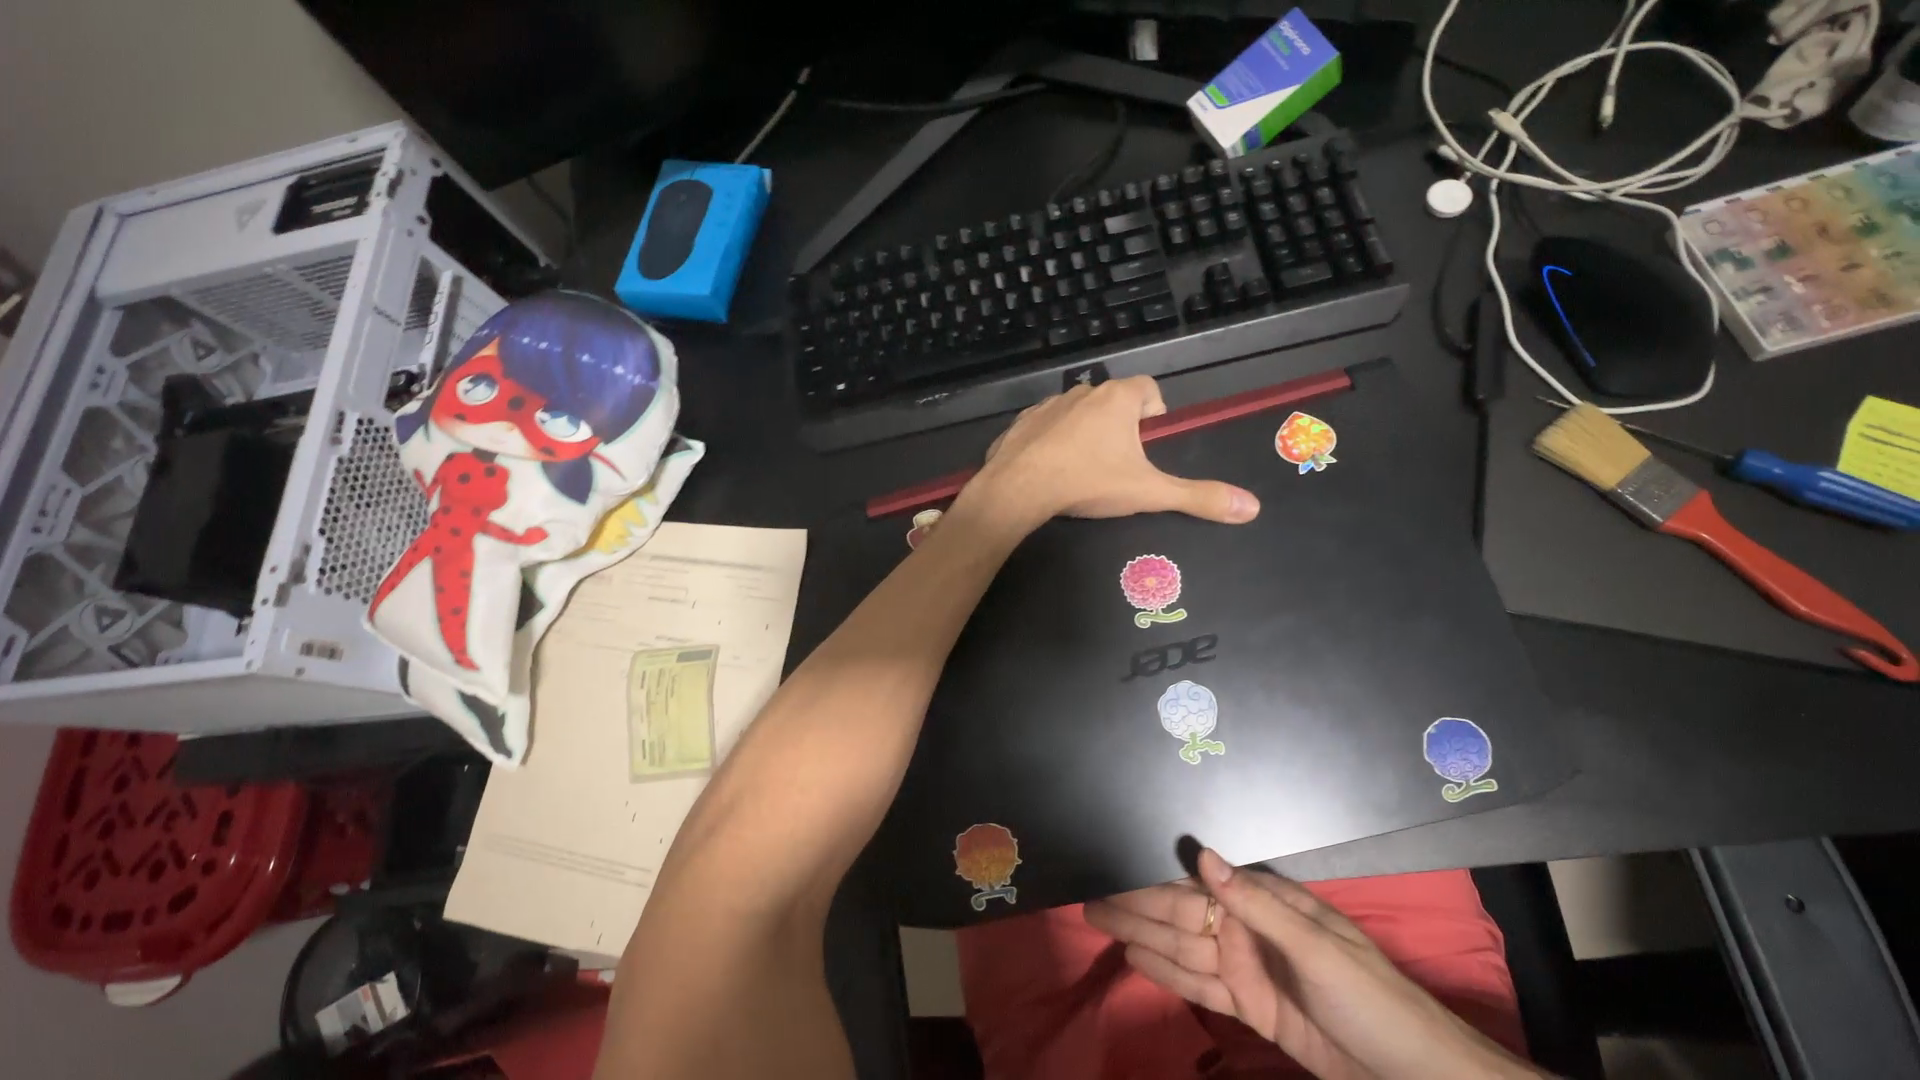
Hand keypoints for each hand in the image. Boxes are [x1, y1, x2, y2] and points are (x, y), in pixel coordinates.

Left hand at [958, 377, 1258, 532]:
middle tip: (1122, 465)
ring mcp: (1046, 406)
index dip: (1155, 413)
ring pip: (1076, 414)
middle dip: (1120, 428)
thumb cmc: (1088, 482)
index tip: (1152, 443)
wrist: (1017, 490)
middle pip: (1112, 402)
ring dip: (1084, 435)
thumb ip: (1199, 497)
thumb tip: (1252, 507)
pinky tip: (1051, 474)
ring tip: (1085, 472)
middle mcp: (1081, 392)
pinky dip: (1050, 445)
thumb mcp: (1150, 492)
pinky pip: (1043, 430)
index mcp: (1117, 398)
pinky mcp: (1019, 425)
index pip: (1148, 389)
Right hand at [1084, 850, 1547, 1079]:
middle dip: (1138, 908)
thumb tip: (1203, 853)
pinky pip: (1201, 985)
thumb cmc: (1374, 1001)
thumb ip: (1255, 905)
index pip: (1201, 888)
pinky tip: (1137, 959)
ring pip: (1185, 950)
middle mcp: (1254, 932)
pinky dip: (1168, 973)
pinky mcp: (1253, 1008)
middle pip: (1185, 918)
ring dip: (1143, 937)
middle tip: (1089, 902)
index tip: (1114, 867)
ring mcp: (1251, 970)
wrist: (1417, 1076)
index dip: (1155, 880)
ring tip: (1100, 924)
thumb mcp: (1317, 949)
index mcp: (1271, 906)